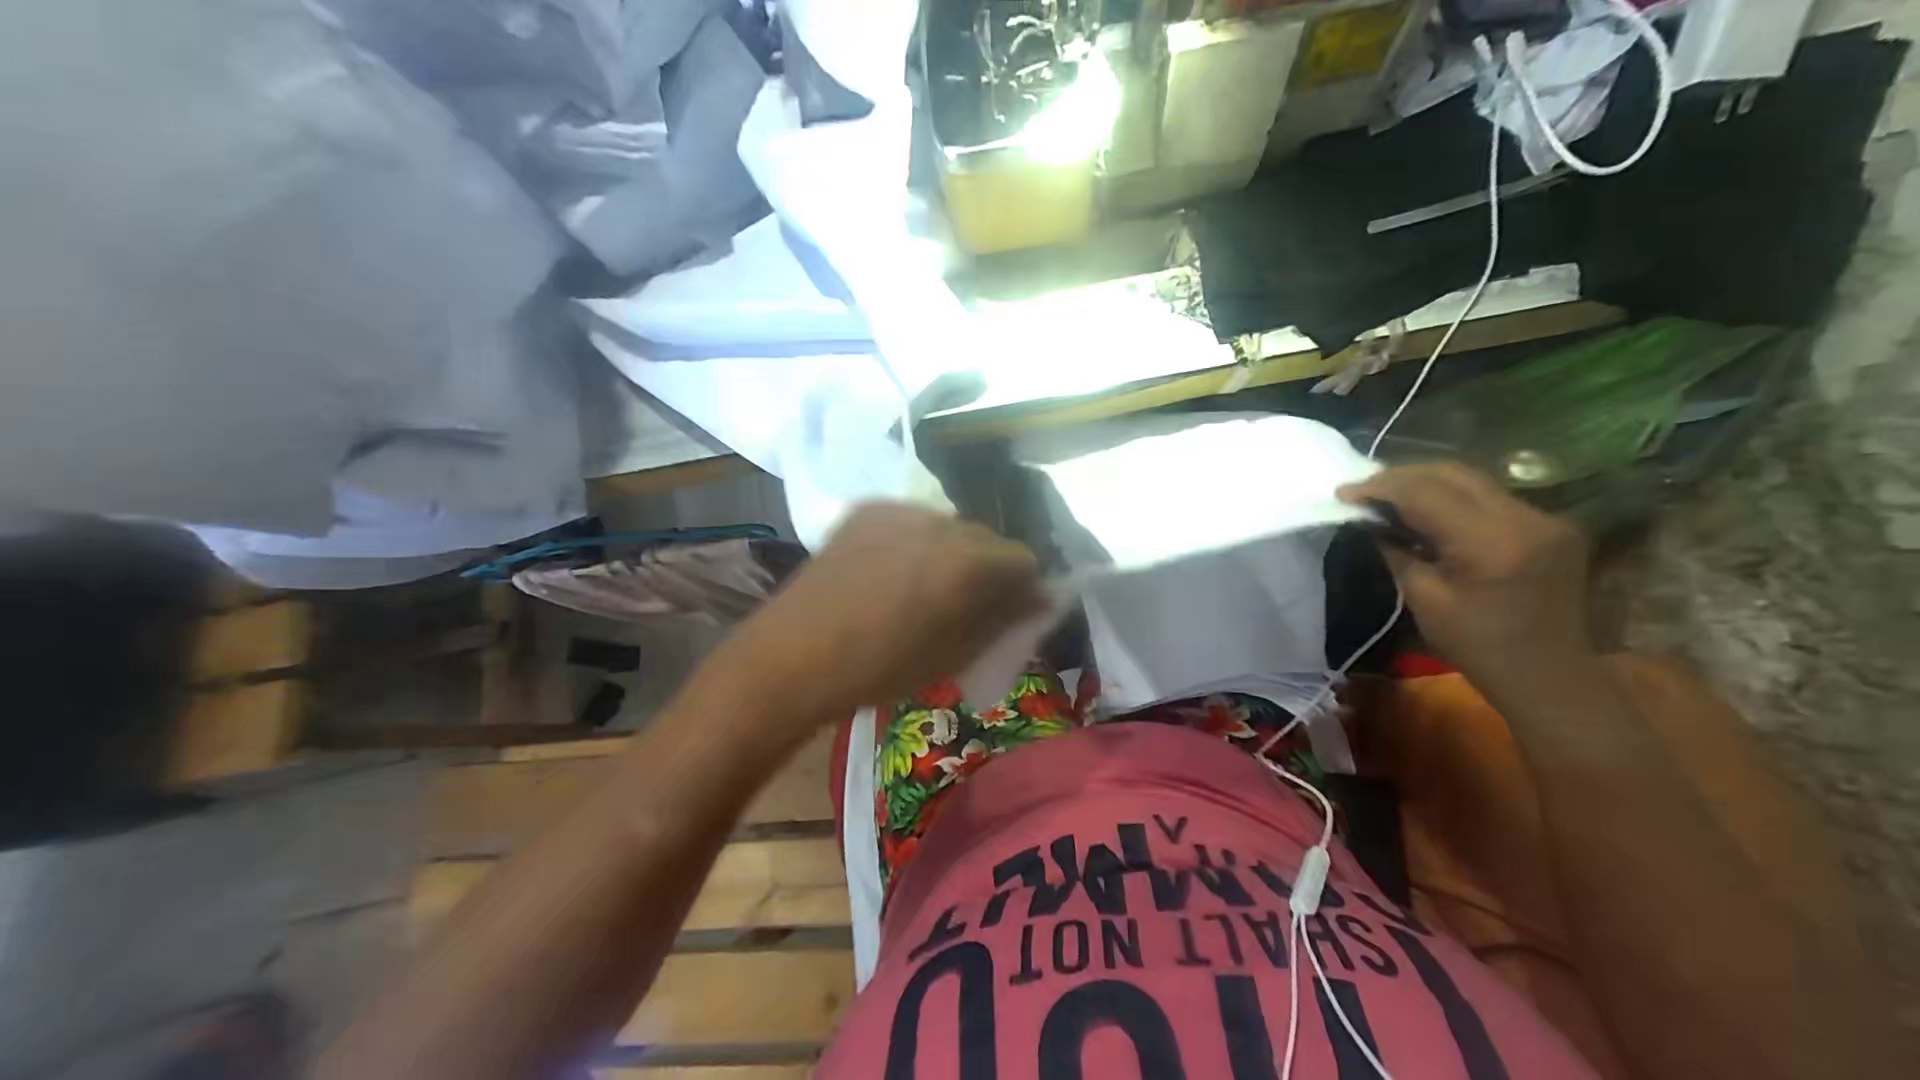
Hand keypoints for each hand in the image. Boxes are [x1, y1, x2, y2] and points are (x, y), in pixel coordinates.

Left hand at [714, 503, 1044, 730]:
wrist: (791, 656)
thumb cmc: (879, 669)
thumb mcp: (953, 655)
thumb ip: (1003, 619)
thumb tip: (1041, 596)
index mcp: (967, 562)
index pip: (1023, 560)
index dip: (1021, 588)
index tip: (1006, 614)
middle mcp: (939, 523)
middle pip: (987, 539)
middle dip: (987, 569)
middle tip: (963, 606)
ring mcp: (899, 511)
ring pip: (949, 527)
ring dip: (950, 553)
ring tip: (921, 588)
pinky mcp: (866, 510)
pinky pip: (911, 521)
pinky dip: (915, 542)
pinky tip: (890, 572)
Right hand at [1338, 463, 1595, 687]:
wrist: (1550, 675)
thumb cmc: (1478, 647)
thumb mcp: (1424, 599)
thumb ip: (1397, 551)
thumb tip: (1372, 522)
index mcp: (1491, 542)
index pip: (1426, 492)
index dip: (1380, 487)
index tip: (1344, 493)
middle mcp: (1524, 518)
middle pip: (1453, 474)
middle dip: (1402, 477)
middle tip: (1363, 490)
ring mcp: (1544, 518)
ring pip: (1472, 480)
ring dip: (1426, 483)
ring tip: (1389, 496)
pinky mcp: (1550, 525)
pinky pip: (1490, 498)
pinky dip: (1453, 498)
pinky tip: (1428, 511)